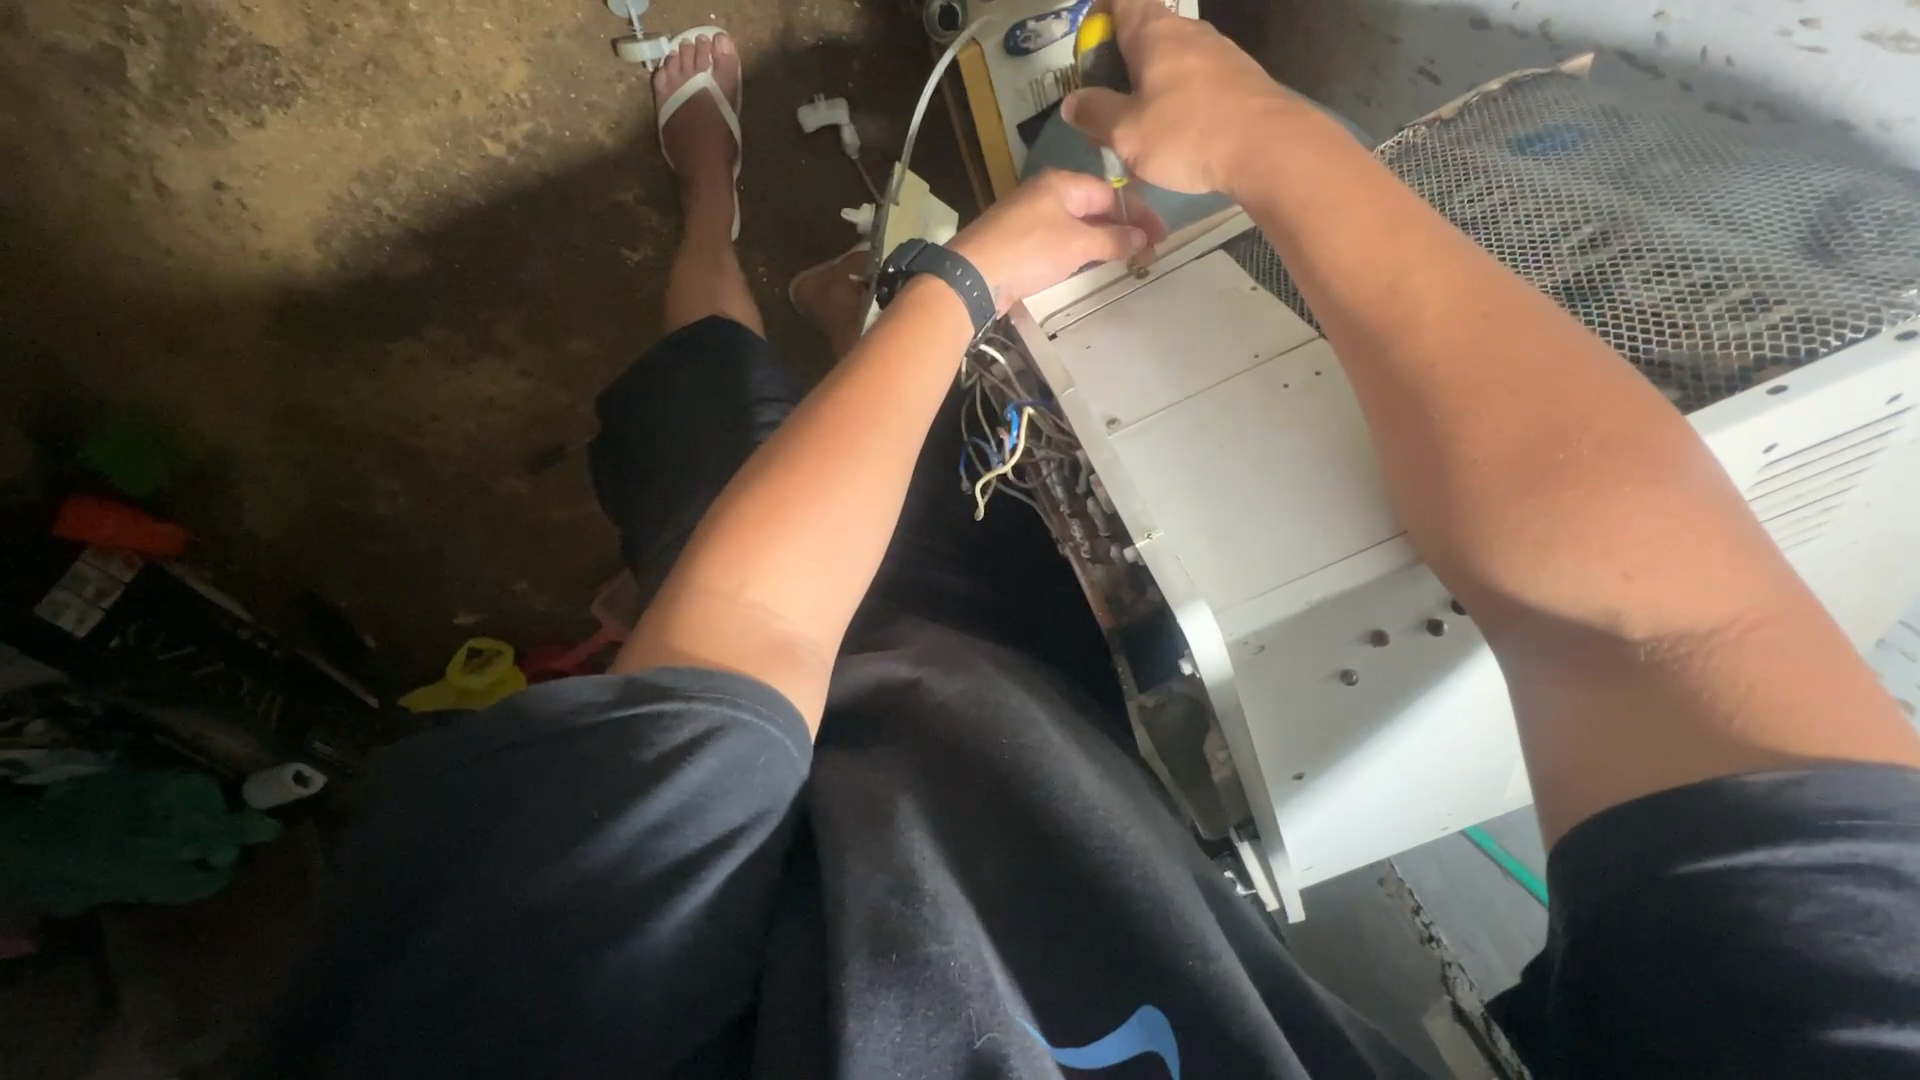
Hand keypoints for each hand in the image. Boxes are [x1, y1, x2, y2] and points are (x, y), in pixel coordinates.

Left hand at [947, 170, 1165, 313]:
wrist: (973, 277)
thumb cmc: (1029, 251)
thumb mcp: (1077, 244)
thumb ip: (1112, 239)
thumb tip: (1141, 238)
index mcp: (1061, 182)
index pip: (1111, 192)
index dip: (1139, 213)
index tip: (1162, 236)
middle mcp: (1045, 194)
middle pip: (1094, 207)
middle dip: (1122, 227)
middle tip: (1147, 251)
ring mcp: (1030, 218)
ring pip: (1076, 225)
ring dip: (1101, 240)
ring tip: (1126, 258)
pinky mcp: (1019, 243)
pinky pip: (1058, 242)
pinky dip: (1078, 251)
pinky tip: (1089, 265)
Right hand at [1062, 0, 1299, 198]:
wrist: (1268, 148)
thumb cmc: (1188, 134)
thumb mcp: (1126, 133)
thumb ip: (1094, 114)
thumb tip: (1073, 101)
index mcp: (1154, 33)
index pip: (1120, 0)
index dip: (1099, 17)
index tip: (1087, 52)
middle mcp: (1187, 32)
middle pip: (1144, 34)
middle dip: (1119, 65)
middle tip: (1105, 107)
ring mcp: (1218, 53)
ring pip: (1170, 61)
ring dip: (1148, 88)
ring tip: (1138, 130)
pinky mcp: (1237, 80)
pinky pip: (1194, 83)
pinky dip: (1176, 101)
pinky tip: (1175, 137)